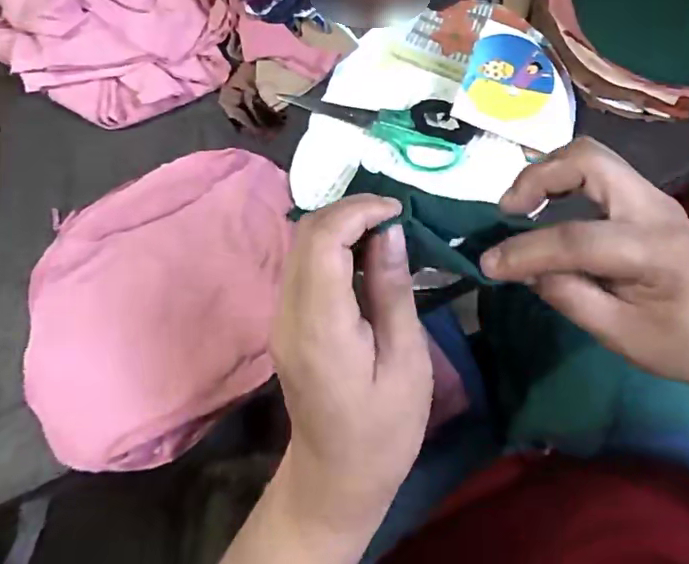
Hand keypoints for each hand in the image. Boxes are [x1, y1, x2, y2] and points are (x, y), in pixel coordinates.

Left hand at [271, 194, 431, 529]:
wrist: (336, 479)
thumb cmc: (384, 427)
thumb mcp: (406, 359)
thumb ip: (393, 289)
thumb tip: (390, 229)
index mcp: (320, 325)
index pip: (322, 240)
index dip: (359, 211)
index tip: (398, 210)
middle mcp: (289, 313)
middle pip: (306, 233)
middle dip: (350, 209)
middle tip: (395, 216)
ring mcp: (282, 316)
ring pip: (301, 243)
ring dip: (341, 223)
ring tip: (385, 228)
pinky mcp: (287, 320)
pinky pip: (303, 262)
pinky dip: (333, 242)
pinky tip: (364, 250)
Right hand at [480, 138, 688, 390]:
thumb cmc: (675, 343)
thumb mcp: (617, 335)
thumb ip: (566, 294)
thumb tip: (519, 266)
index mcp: (654, 250)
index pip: (578, 238)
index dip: (527, 250)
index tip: (489, 264)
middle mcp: (654, 206)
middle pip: (588, 159)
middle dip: (539, 177)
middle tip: (508, 210)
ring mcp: (651, 193)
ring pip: (590, 154)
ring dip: (549, 171)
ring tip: (520, 204)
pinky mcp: (643, 193)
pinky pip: (596, 168)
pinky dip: (562, 177)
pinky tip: (545, 203)